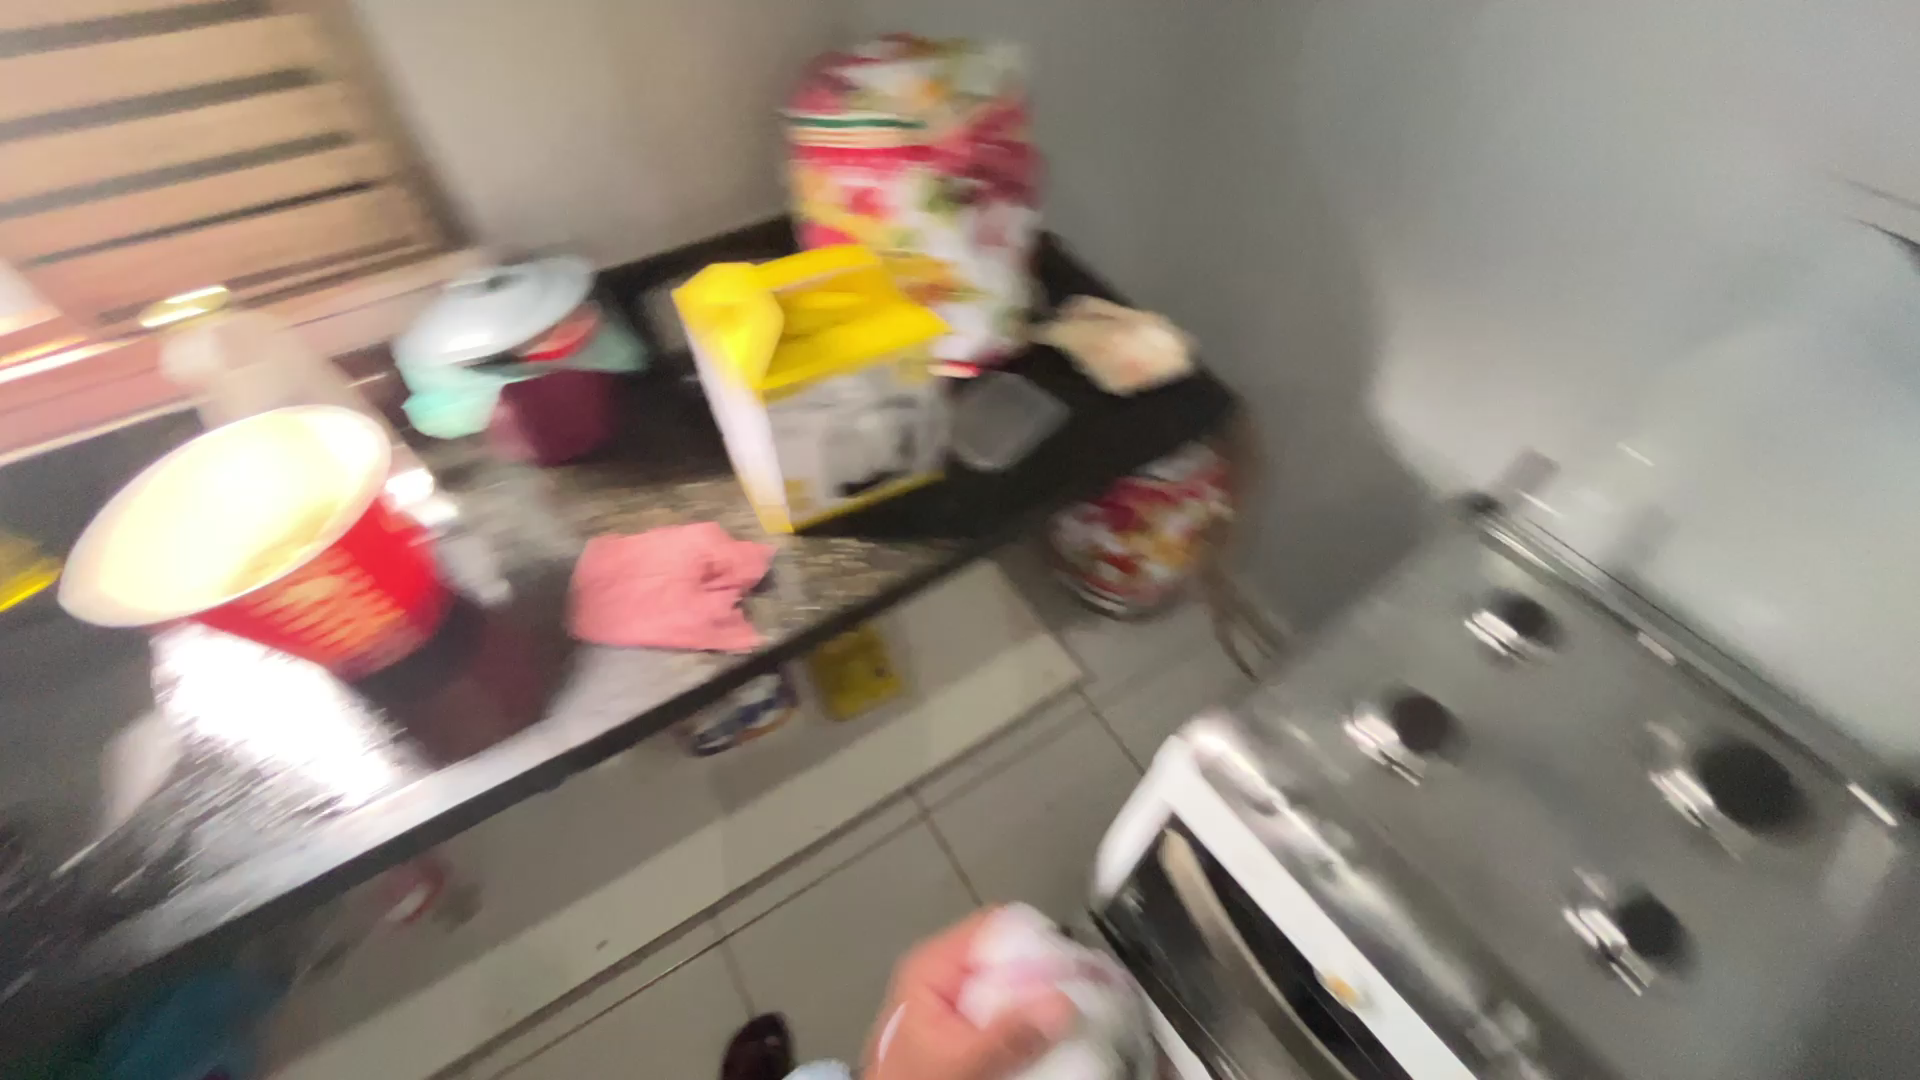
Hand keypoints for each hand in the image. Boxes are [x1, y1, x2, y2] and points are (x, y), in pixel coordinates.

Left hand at [864, 908, 1079, 1079]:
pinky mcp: (964, 1027)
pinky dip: (1026, 1022)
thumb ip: (1006, 1033)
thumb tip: (1061, 1003)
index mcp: (933, 963)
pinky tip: (1046, 1037)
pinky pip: (1005, 1010)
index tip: (1072, 963)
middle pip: (1007, 954)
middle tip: (1081, 994)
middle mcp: (944, 972)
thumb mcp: (958, 1060)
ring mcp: (954, 1000)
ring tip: (1069, 1016)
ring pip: (1010, 984)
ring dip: (1037, 1001)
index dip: (1034, 938)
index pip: (993, 925)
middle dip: (1042, 974)